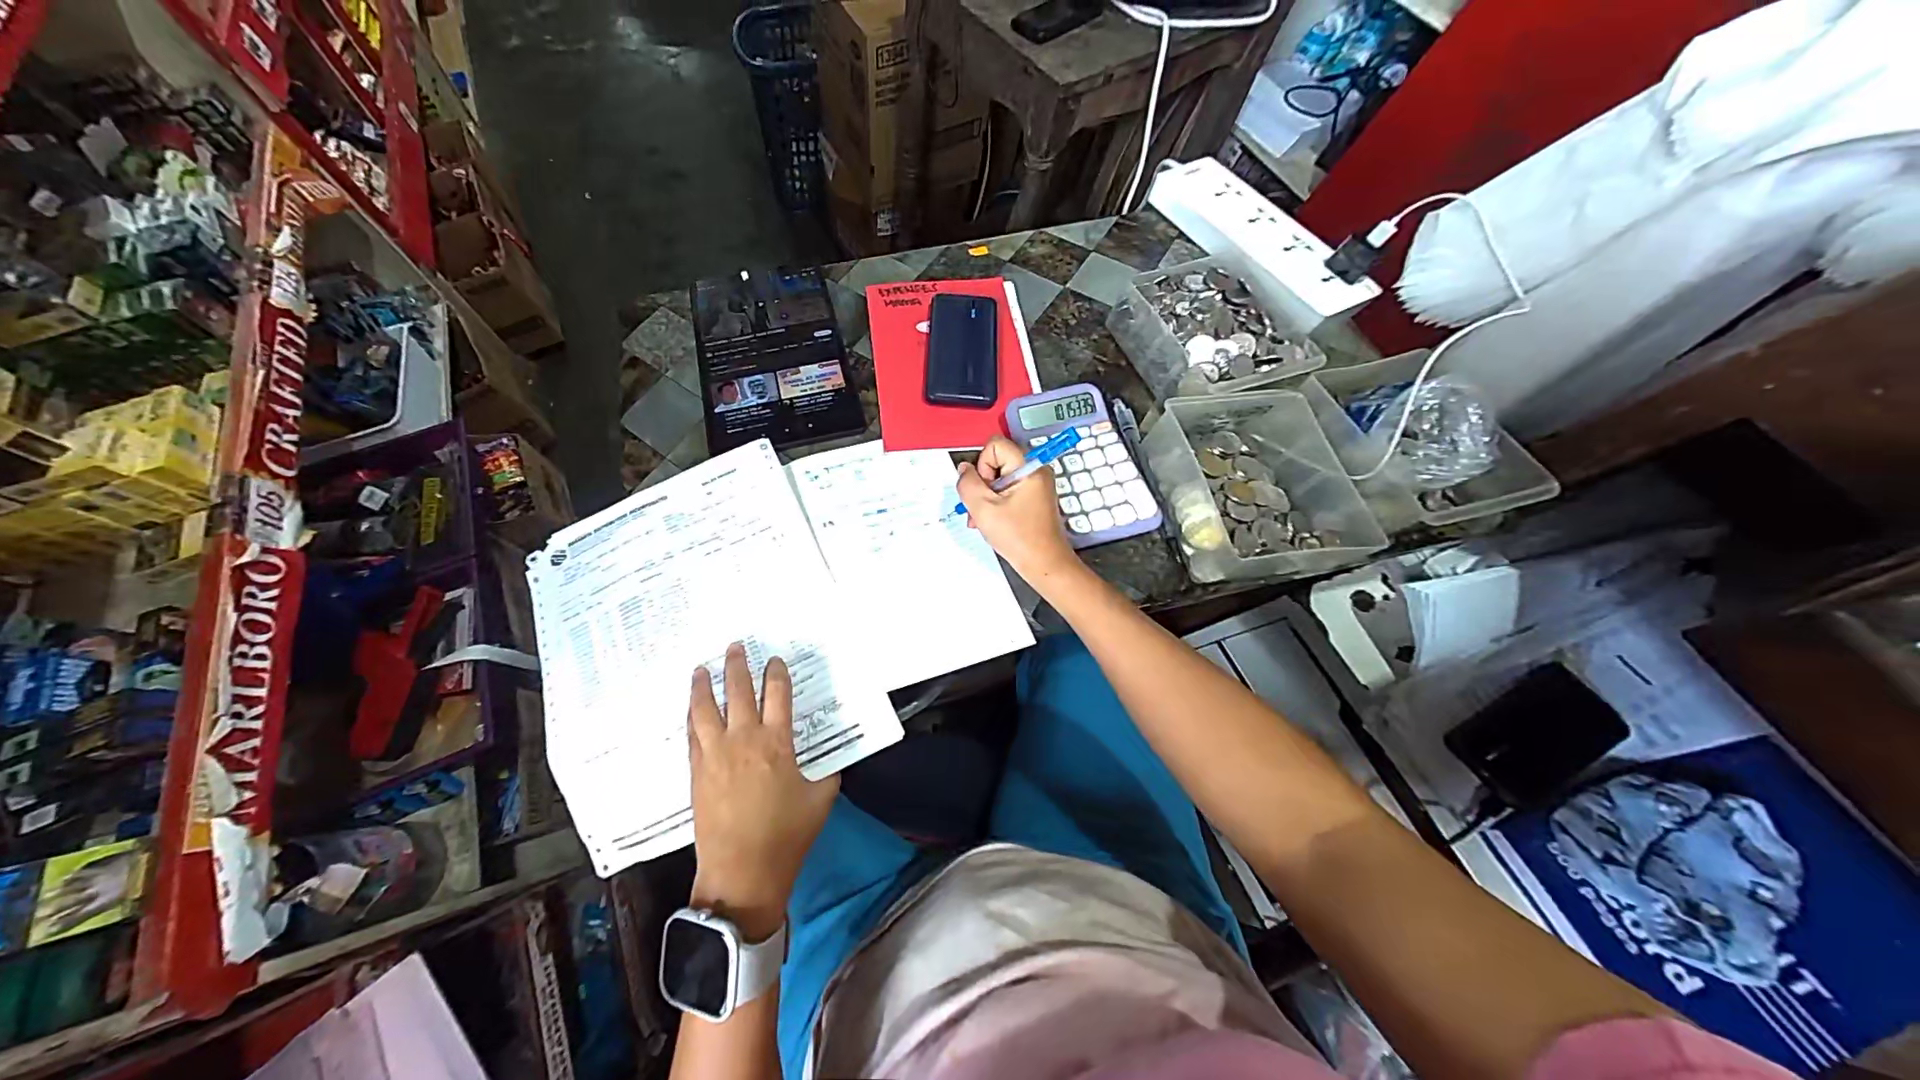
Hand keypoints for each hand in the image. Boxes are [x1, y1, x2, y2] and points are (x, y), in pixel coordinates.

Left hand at [687, 643, 838, 940]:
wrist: (742, 870)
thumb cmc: (787, 835)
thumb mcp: (821, 799)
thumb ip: (826, 773)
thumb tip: (829, 761)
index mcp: (777, 743)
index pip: (777, 695)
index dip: (776, 673)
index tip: (775, 660)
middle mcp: (743, 740)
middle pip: (738, 691)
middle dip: (737, 666)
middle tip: (735, 647)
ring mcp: (715, 755)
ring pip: (706, 709)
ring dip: (704, 685)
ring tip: (702, 668)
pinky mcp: (696, 771)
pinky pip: (692, 734)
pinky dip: (692, 715)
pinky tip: (692, 708)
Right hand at [957, 435, 1079, 582]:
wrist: (1044, 564)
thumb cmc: (1022, 540)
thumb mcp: (982, 509)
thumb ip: (967, 483)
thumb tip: (964, 469)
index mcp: (1029, 468)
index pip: (995, 445)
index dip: (983, 466)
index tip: (986, 489)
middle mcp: (1036, 471)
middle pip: (996, 462)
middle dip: (983, 485)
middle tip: (983, 507)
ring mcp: (1036, 485)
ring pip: (999, 479)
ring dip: (987, 498)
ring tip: (986, 519)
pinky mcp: (1033, 497)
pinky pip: (1008, 491)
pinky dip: (996, 504)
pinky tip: (993, 521)